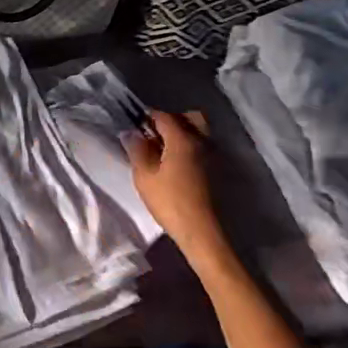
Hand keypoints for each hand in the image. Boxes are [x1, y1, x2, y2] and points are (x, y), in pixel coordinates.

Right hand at [125, 109, 224, 250]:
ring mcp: (214, 155)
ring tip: (163, 149)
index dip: (148, 116)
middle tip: (153, 133)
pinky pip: (202, 146)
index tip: (134, 123)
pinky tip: (175, 162)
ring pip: (199, 132)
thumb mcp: (144, 176)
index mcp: (183, 140)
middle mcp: (203, 142)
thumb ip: (137, 150)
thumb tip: (131, 132)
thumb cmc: (169, 201)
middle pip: (190, 118)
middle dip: (171, 120)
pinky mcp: (217, 169)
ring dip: (182, 133)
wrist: (201, 230)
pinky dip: (189, 146)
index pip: (165, 116)